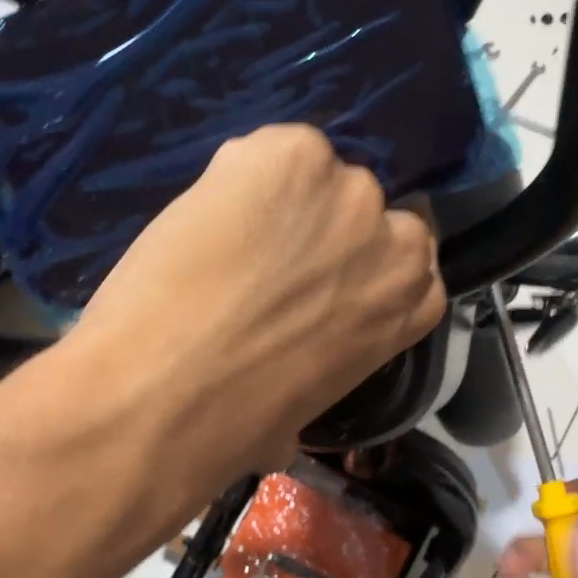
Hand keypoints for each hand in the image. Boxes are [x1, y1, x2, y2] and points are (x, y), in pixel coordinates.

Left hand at [74, 124, 445, 476]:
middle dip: (322, 227)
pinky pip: (271, 152)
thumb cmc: (235, 425)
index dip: (357, 260)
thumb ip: (323, 363)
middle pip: (362, 208)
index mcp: (412, 304)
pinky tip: (208, 215)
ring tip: (225, 238)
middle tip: (267, 256)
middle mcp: (395, 239)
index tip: (317, 274)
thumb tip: (292, 370)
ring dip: (279, 200)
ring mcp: (346, 191)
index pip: (406, 255)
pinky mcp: (292, 154)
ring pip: (314, 176)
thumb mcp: (304, 409)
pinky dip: (240, 176)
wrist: (164, 394)